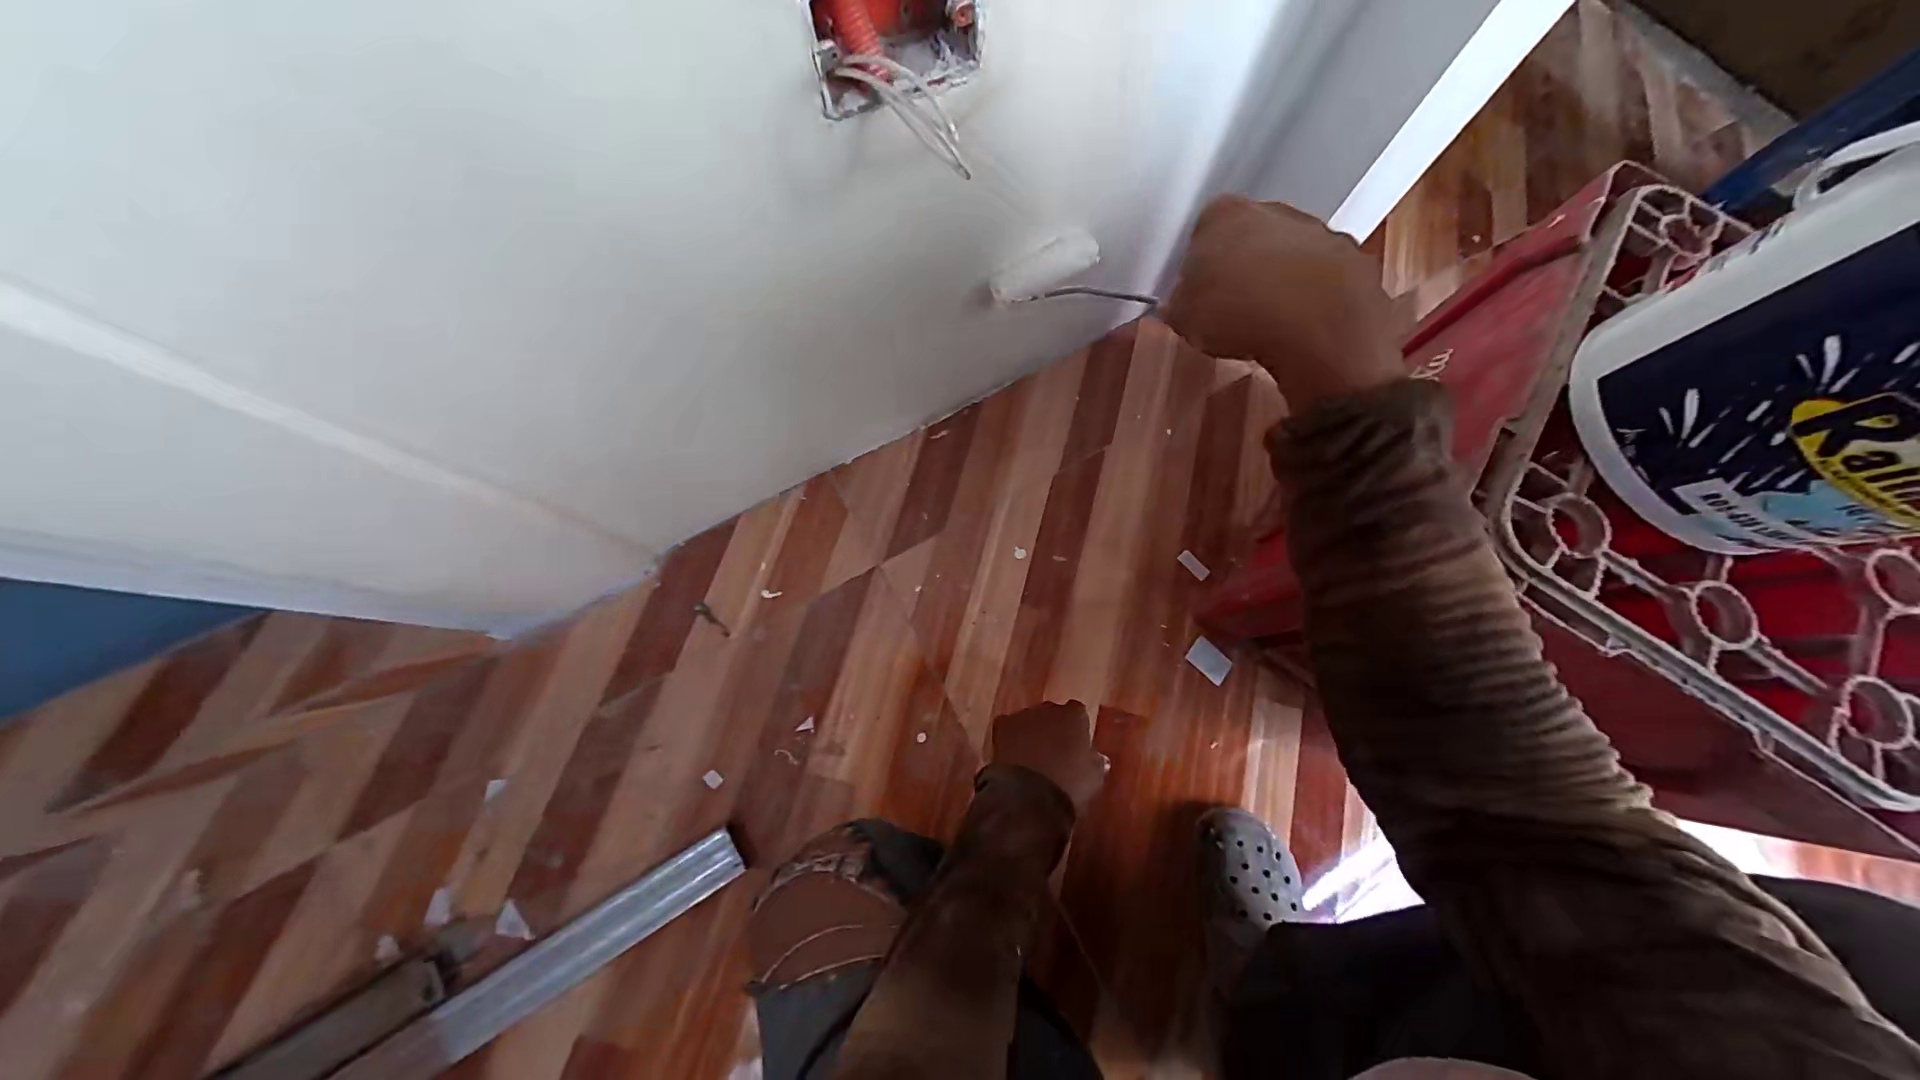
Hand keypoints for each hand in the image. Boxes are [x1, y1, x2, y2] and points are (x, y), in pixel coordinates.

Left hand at [988, 701, 1108, 813]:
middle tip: (1054, 752)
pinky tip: (1013, 756)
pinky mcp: (1002, 725)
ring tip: (1031, 757)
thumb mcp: (1094, 778)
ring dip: (1031, 732)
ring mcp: (1023, 715)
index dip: (1076, 728)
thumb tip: (1099, 758)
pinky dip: (1011, 738)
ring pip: (1030, 719)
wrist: (1029, 794)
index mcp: (1075, 715)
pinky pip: (1009, 727)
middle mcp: (1049, 708)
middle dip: (1053, 727)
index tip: (1076, 745)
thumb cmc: (1070, 784)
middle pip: (1052, 713)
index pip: (1078, 712)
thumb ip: (1096, 762)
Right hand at [1165, 196, 1404, 412]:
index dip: (1197, 265)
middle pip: (1248, 237)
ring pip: (1286, 256)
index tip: (1194, 292)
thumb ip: (1178, 305)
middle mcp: (1272, 210)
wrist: (1315, 325)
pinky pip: (1318, 280)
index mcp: (1223, 214)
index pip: (1202, 231)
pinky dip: (1307, 301)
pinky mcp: (1350, 260)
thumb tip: (1179, 307)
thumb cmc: (1238, 311)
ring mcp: (1316, 232)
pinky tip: (1292, 330)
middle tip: (1224, 310)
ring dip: (1275, 284)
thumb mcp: (1184, 317)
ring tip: (1260, 326)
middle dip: (1238, 268)